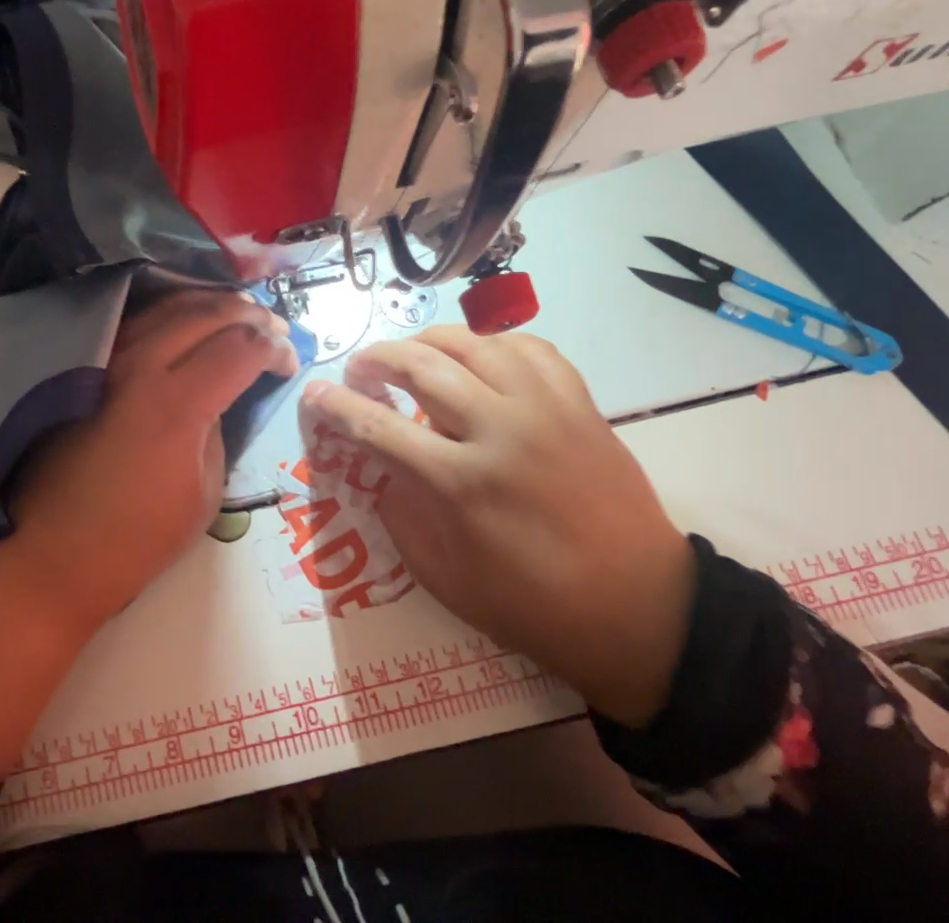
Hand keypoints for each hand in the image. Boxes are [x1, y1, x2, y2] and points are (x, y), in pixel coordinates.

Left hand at [12, 288, 299, 626]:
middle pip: (206, 313)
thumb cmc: (137, 538)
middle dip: (249, 314)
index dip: (274, 349)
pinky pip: (133, 322)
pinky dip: (168, 313)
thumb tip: (218, 397)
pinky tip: (185, 320)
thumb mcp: (203, 493)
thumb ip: (217, 431)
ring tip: (238, 312)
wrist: (54, 553)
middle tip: (275, 326)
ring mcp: (104, 362)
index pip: (240, 349)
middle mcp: (139, 367)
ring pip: (165, 308)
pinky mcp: (81, 368)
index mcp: (176, 404)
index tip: (290, 361)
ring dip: (209, 304)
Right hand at [301, 326, 692, 726]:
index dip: (337, 406)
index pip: (379, 426)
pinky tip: (480, 359)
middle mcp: (499, 430)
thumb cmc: (531, 604)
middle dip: (378, 358)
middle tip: (360, 369)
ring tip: (412, 355)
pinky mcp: (580, 404)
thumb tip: (380, 467)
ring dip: (430, 341)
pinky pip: (531, 349)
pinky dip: (495, 345)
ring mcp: (546, 409)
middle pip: (422, 366)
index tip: (314, 394)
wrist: (634, 606)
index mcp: (460, 482)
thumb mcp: (444, 576)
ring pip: (475, 344)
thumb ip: (402, 515)